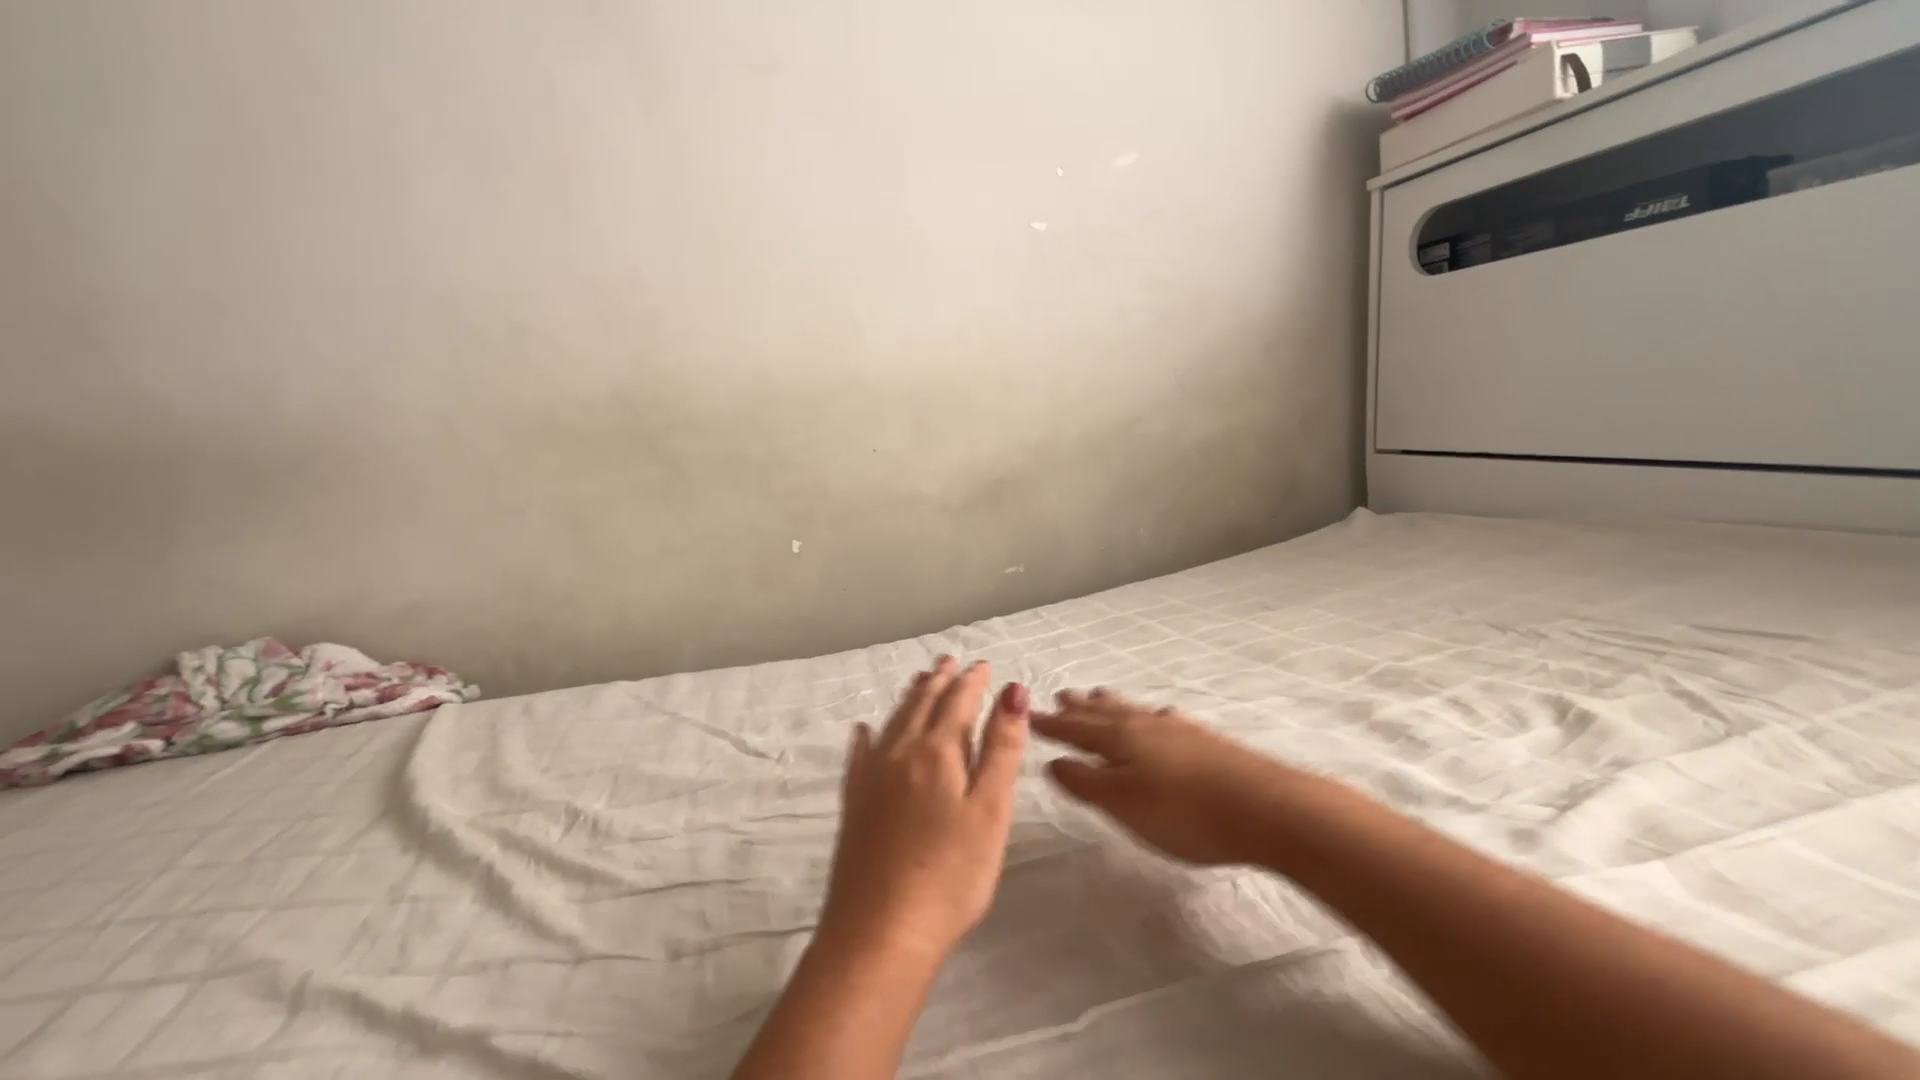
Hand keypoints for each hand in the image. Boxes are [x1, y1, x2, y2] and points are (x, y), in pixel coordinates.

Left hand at [816, 657, 1029, 961]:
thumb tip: (1012, 690)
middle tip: (949, 660)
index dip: (973, 682)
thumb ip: (1000, 748)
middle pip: (922, 705)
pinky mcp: (854, 805)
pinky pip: (860, 754)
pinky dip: (868, 735)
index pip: (958, 702)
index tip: (983, 664)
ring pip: (893, 723)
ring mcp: (871, 778)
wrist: (880, 931)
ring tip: (920, 680)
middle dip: (939, 681)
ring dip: (910, 698)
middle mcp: (899, 753)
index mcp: (938, 752)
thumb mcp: (990, 810)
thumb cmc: (951, 874)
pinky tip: (864, 730)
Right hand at [1033, 689, 1295, 865]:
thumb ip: (1086, 783)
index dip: (1051, 725)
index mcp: (1120, 739)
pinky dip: (1151, 716)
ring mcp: (1181, 731)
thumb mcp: (1123, 804)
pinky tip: (1163, 716)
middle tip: (1061, 695)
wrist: (1269, 810)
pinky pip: (1165, 719)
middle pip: (1106, 713)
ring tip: (1099, 696)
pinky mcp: (1208, 742)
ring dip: (1113, 705)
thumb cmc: (1185, 812)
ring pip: (1136, 711)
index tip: (1029, 715)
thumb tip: (1052, 762)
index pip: (1076, 729)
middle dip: (1080, 708)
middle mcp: (1147, 726)